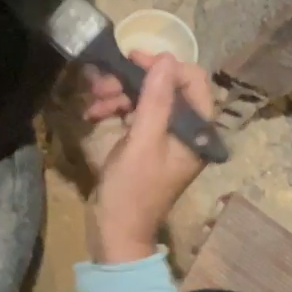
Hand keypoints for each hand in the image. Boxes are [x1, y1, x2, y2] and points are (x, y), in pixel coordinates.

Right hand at [82, 51, 215, 263]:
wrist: (117, 233)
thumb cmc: (132, 191)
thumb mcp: (142, 142)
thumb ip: (156, 100)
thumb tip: (165, 59)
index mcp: (198, 132)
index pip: (192, 80)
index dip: (164, 65)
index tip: (132, 60)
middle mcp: (187, 131)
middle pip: (166, 87)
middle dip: (133, 80)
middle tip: (101, 83)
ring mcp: (167, 137)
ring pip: (147, 98)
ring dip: (119, 94)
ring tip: (93, 101)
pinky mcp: (147, 143)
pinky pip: (136, 114)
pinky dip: (116, 109)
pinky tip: (94, 113)